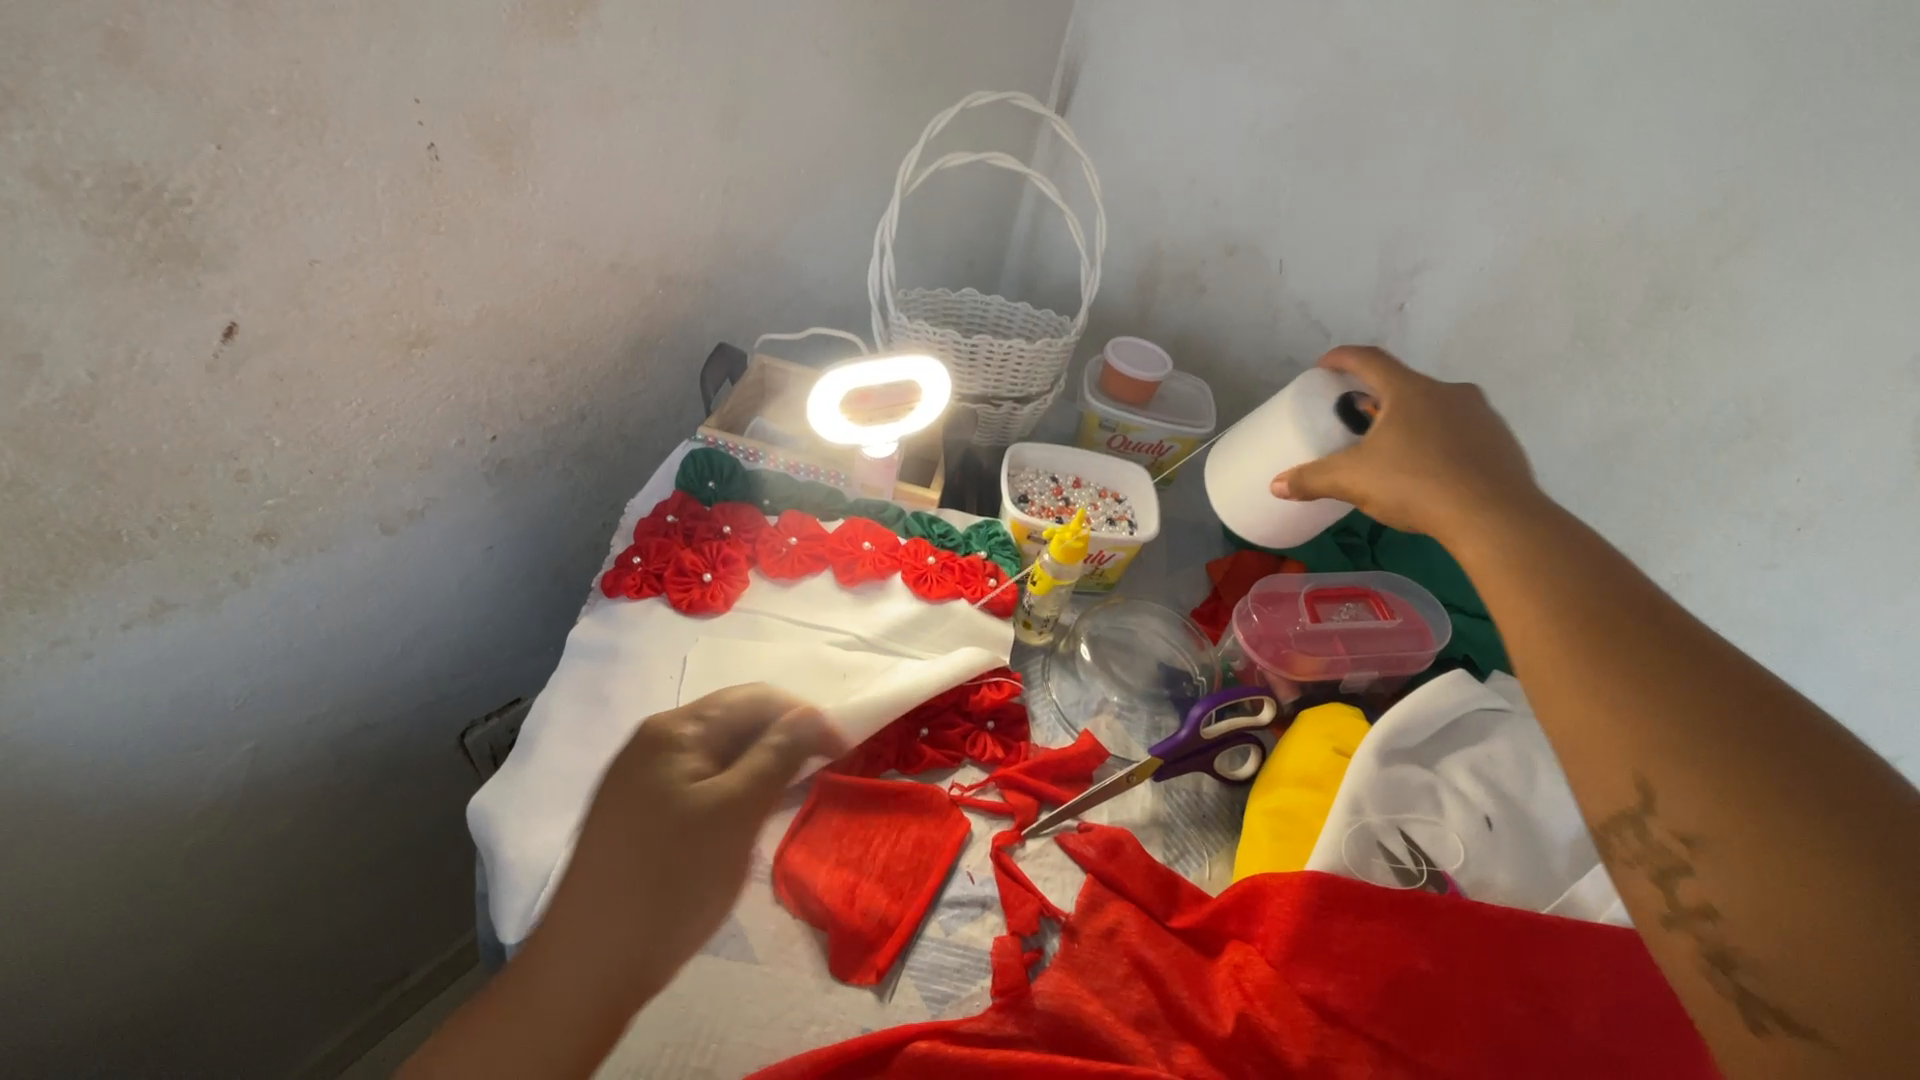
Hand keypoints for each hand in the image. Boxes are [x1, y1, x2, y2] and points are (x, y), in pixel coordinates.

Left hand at [529, 684, 843, 1006]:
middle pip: (735, 720)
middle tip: (821, 775)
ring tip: (793, 796)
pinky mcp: (639, 811)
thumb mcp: (736, 812)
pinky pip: (700, 782)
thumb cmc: (671, 882)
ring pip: (719, 754)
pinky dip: (735, 789)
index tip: (844, 752)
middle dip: (783, 739)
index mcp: (675, 730)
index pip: (756, 699)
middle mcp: (654, 741)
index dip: (805, 717)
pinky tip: (750, 816)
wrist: (589, 966)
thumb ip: (778, 754)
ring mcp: (641, 777)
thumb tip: (811, 715)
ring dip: (761, 765)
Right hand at [1271, 346, 1546, 542]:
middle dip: (1377, 400)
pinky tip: (1429, 474)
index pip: (1370, 360)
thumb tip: (1276, 485)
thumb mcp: (1352, 481)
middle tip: (1356, 421)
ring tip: (1393, 452)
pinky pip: (1461, 434)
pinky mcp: (1501, 442)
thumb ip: (1312, 479)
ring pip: (1435, 410)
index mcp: (1410, 391)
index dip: (1343, 358)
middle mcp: (1448, 392)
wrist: (1494, 516)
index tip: (1325, 366)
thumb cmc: (1416, 484)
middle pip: (1404, 386)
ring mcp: (1481, 415)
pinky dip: (1439, 445)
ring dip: (1411, 422)